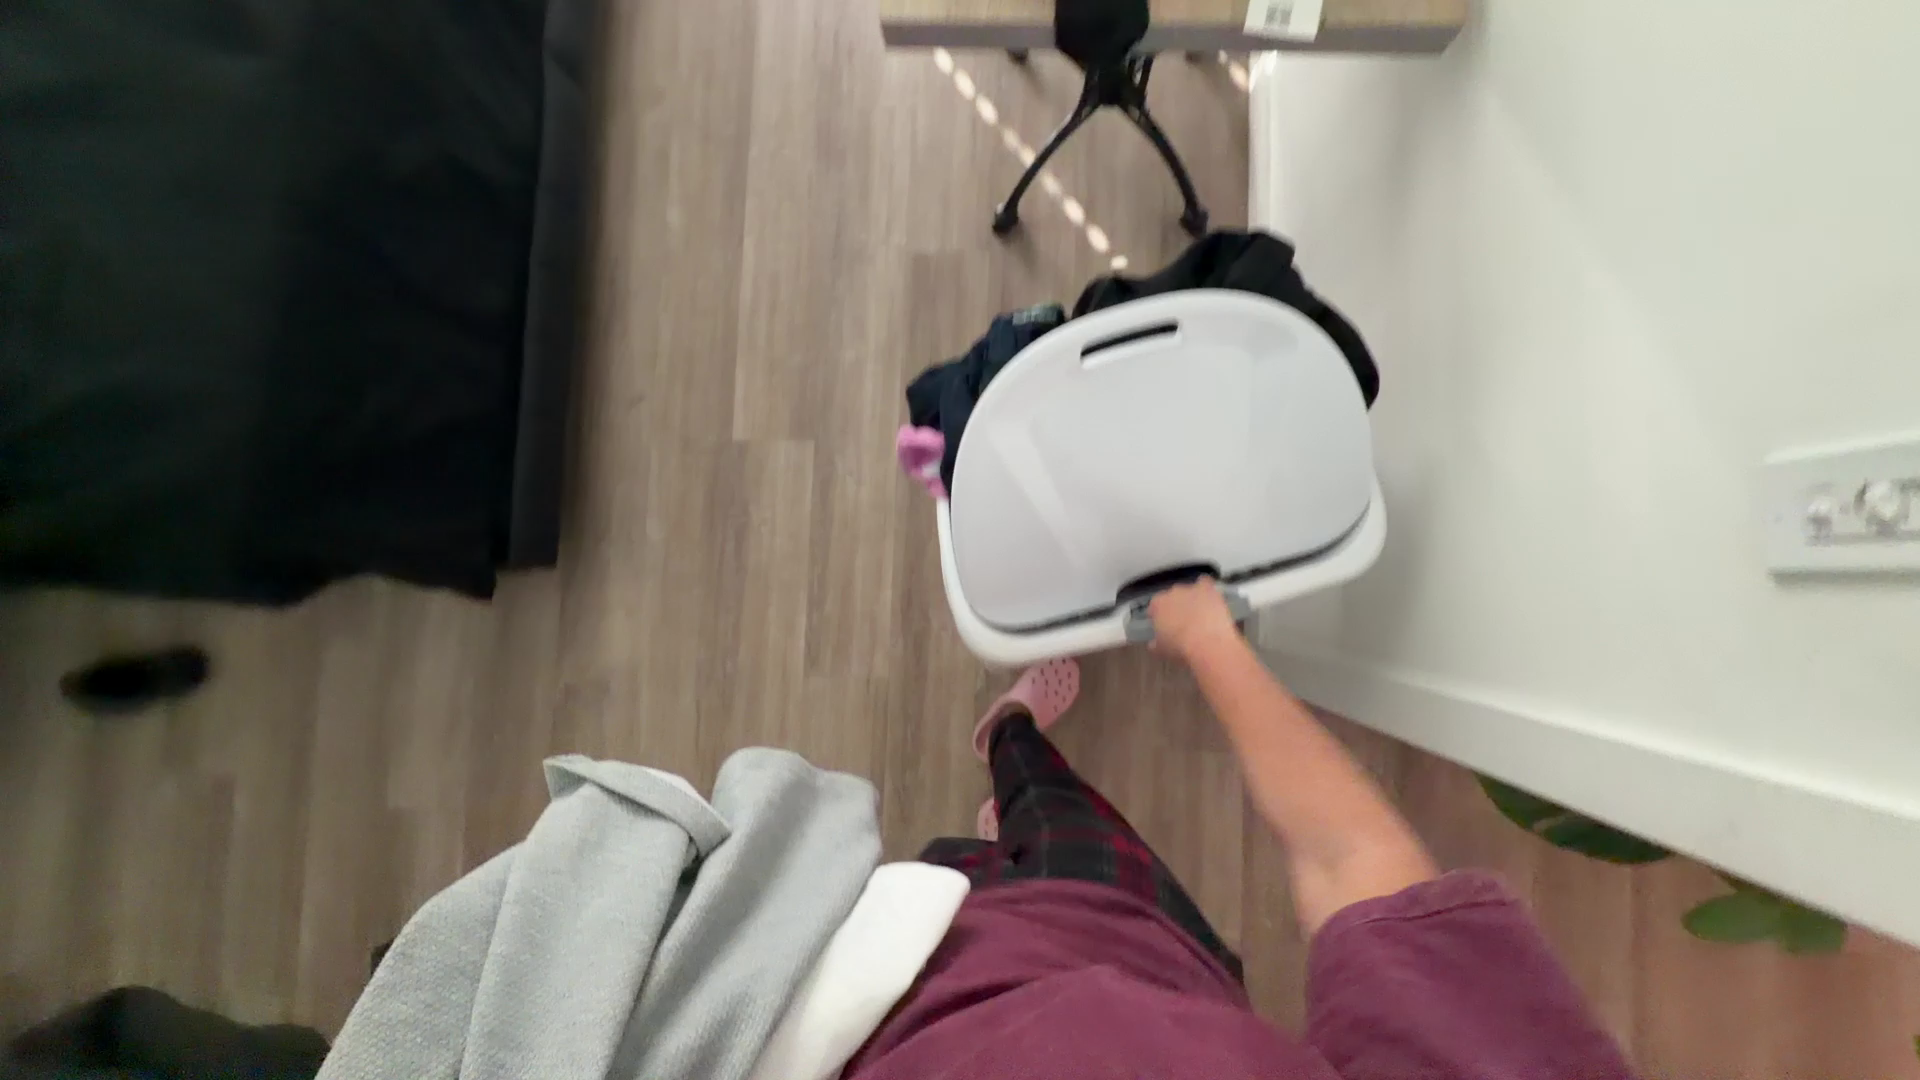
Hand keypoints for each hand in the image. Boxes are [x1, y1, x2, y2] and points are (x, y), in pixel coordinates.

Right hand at [1148, 581, 1240, 663]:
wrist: (1207, 644)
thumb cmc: (1181, 648)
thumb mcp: (1162, 650)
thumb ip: (1155, 643)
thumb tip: (1153, 644)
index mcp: (1157, 605)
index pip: (1155, 606)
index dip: (1160, 615)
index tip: (1164, 625)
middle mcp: (1172, 592)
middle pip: (1172, 595)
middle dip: (1176, 605)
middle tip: (1182, 620)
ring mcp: (1191, 589)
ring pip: (1189, 588)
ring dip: (1192, 597)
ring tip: (1198, 611)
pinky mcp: (1209, 590)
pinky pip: (1205, 582)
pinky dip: (1206, 587)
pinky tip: (1209, 595)